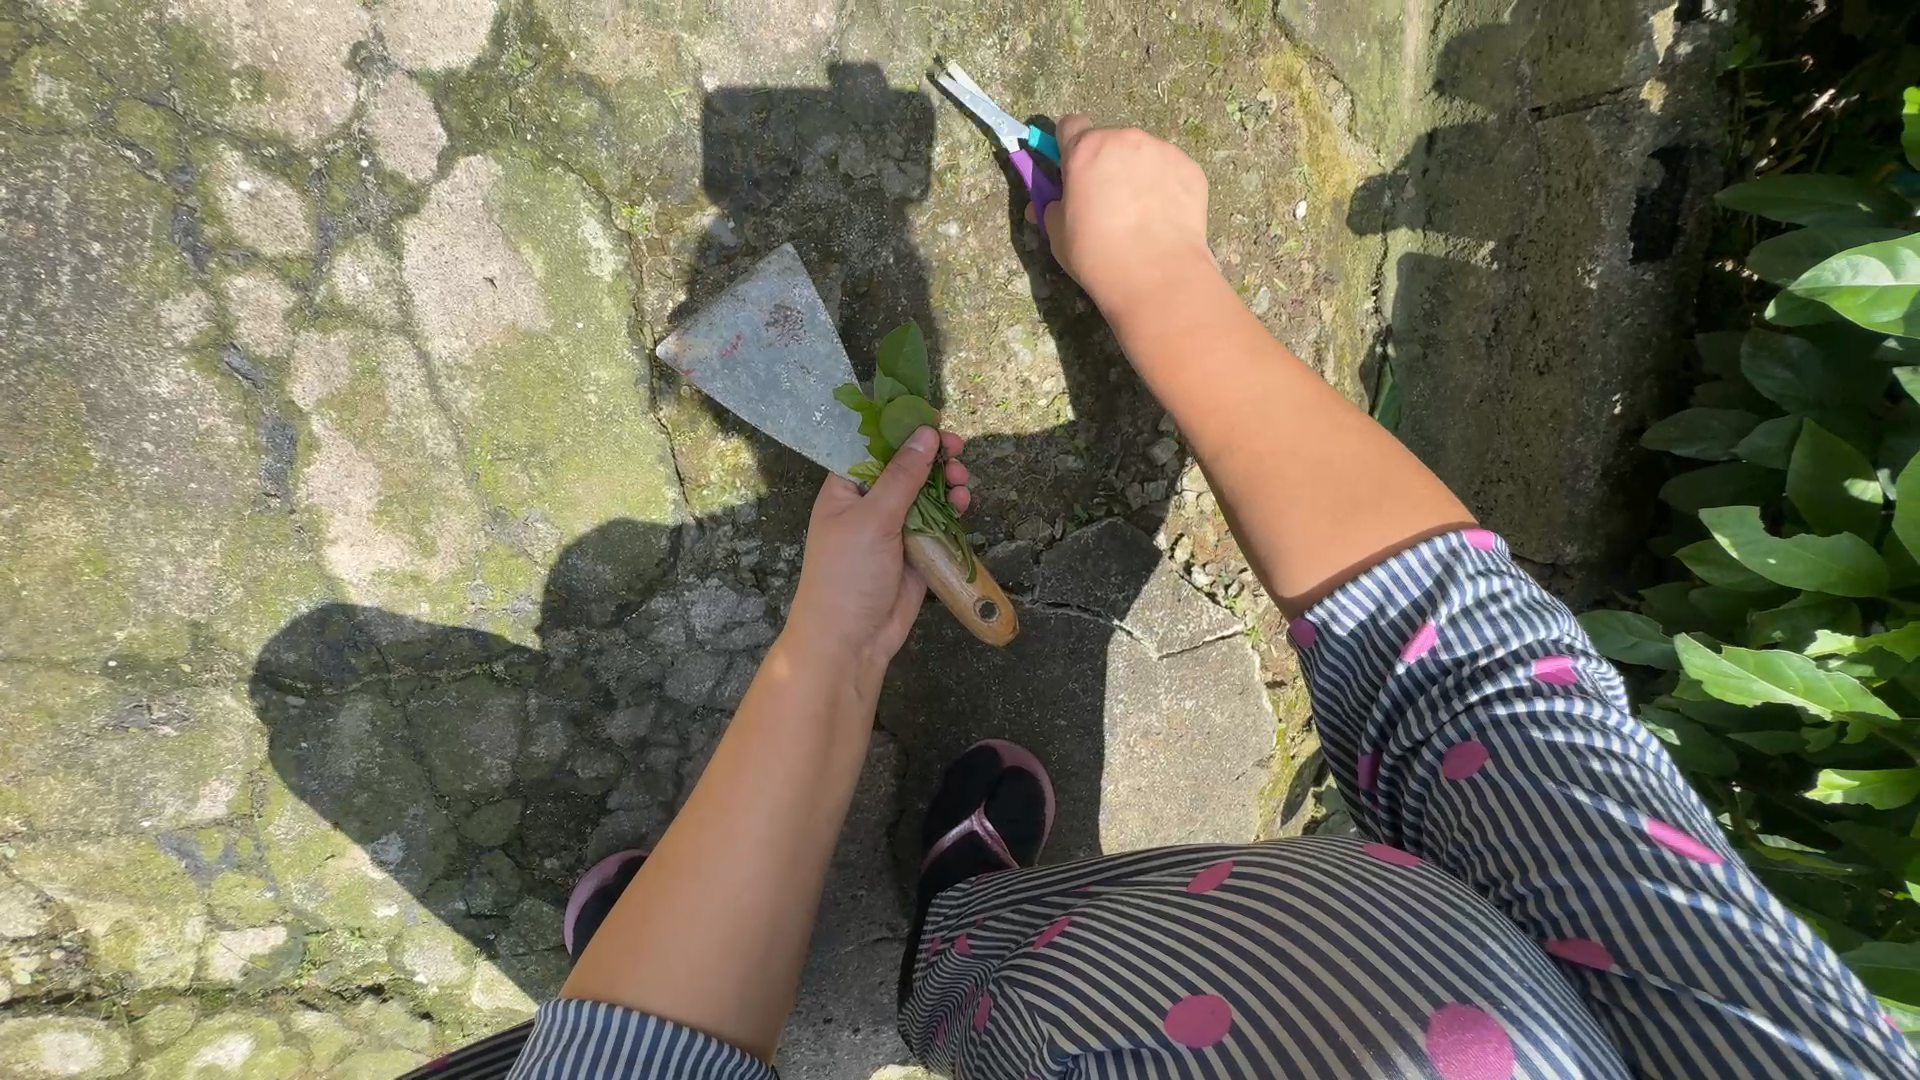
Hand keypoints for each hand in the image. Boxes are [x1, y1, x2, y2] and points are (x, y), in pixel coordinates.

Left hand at [784, 426, 971, 679]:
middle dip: (933, 458)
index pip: (874, 446)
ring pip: (926, 494)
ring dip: (946, 484)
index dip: (903, 430)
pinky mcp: (916, 550)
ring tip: (962, 483)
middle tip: (958, 451)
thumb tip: (926, 433)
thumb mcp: (873, 519)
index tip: (933, 420)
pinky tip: (963, 504)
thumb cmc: (848, 573)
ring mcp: (894, 528)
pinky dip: (952, 512)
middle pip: (906, 468)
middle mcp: (869, 504)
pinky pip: (937, 522)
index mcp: (846, 489)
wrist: (851, 639)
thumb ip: (903, 475)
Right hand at [1029, 114, 1216, 319]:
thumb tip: (1047, 205)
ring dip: (1136, 175)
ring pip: (1142, 155)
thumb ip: (1051, 210)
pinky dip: (1165, 188)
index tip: (1071, 171)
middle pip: (1109, 142)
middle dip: (1105, 166)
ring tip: (1139, 217)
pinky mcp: (1189, 167)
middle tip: (1106, 206)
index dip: (1068, 148)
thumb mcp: (1058, 237)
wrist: (1155, 274)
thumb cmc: (1096, 255)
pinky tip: (1162, 221)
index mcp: (1085, 150)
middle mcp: (1124, 139)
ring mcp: (1161, 150)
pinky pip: (1170, 171)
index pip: (1070, 125)